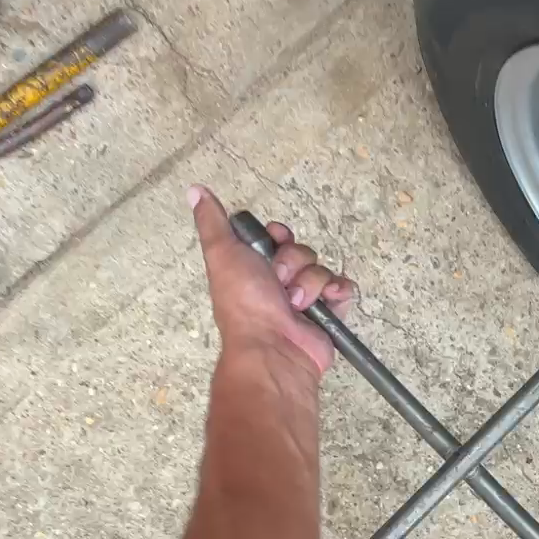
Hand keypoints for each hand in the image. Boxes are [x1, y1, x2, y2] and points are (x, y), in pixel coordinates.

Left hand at [189, 184, 354, 375]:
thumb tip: (196, 191)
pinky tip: (328, 301)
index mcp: (255, 268)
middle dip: (294, 263)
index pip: (278, 236)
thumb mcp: (222, 254)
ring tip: (297, 304)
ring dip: (311, 284)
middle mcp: (279, 283)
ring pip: (321, 270)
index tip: (273, 245)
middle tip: (280, 283)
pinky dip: (339, 293)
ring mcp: (305, 300)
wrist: (273, 347)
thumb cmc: (245, 304)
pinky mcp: (327, 315)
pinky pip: (342, 290)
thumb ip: (212, 223)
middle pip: (301, 251)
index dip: (279, 237)